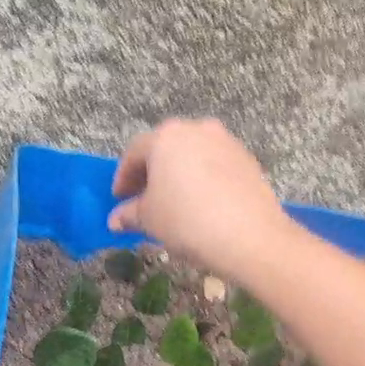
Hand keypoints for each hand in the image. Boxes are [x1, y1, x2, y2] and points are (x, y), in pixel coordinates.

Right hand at [109, 118, 297, 277]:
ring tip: (175, 203)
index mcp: (166, 137)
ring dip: (179, 175)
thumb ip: (129, 214)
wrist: (249, 235)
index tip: (119, 199)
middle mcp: (196, 129)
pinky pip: (215, 166)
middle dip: (152, 173)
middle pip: (165, 149)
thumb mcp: (149, 220)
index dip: (123, 178)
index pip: (134, 153)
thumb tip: (115, 219)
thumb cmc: (187, 221)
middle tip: (144, 199)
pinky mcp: (246, 159)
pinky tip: (202, 204)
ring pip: (192, 155)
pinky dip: (203, 180)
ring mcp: (225, 141)